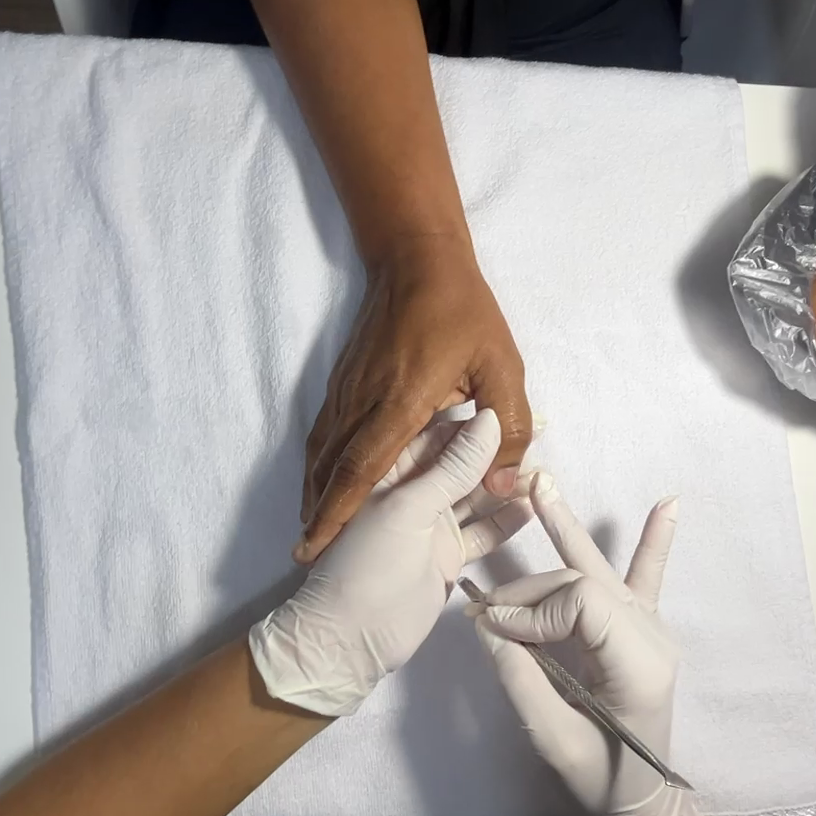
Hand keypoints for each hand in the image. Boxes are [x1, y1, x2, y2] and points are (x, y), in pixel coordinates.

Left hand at [252, 410, 530, 715]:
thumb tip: (491, 417)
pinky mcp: (447, 555)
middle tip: (542, 432)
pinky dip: (505, 520)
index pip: (439, 433)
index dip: (476, 419)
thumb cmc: (369, 564)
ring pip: (475, 495)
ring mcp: (431, 524)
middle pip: (462, 462)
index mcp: (391, 470)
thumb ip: (453, 467)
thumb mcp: (409, 508)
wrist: (351, 638)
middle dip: (497, 450)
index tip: (515, 405)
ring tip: (544, 469)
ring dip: (505, 483)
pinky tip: (533, 506)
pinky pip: (481, 531)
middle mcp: (412, 490)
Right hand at [297, 249, 531, 563]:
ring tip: (310, 531)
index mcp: (402, 401)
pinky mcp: (341, 382)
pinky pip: (324, 432)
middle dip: (318, 514)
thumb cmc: (464, 313)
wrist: (417, 260)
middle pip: (332, 468)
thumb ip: (508, 428)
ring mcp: (346, 390)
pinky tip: (320, 483)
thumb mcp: (502, 366)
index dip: (340, 511)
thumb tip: (502, 484)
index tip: (320, 545)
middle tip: (307, 555)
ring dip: (314, 492)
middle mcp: (363, 401)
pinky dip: (318, 465)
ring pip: (321, 451)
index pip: (363, 467)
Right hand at [473, 473, 707, 815]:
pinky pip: (647, 576)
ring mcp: (650, 627)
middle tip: (486, 603)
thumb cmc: (599, 778)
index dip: (529, 609)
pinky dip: (654, 540)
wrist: (642, 802)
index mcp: (639, 664)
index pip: (578, 603)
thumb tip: (486, 622)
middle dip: (528, 588)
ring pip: (601, 567)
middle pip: (579, 581)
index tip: (494, 630)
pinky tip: (668, 504)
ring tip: (542, 483)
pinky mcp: (643, 628)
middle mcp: (650, 634)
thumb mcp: (550, 736)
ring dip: (567, 526)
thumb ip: (518, 676)